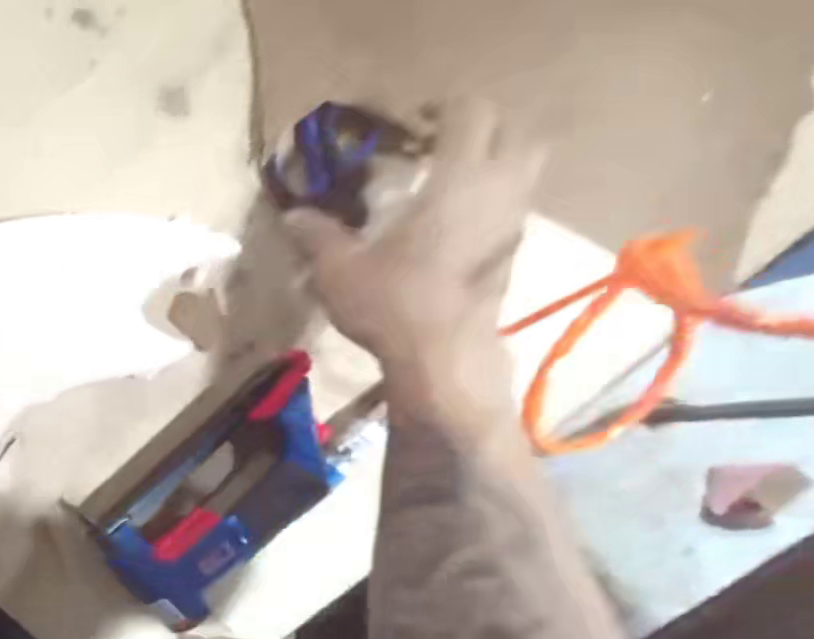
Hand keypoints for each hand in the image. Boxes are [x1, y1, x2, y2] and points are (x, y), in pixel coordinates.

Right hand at [283, 99, 545, 405]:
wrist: (440, 353)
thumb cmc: (390, 302)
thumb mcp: (338, 270)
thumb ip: (318, 236)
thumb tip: (293, 215)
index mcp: (458, 177)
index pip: (469, 113)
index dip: (441, 110)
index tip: (412, 124)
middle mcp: (499, 187)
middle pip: (513, 130)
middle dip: (481, 130)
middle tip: (438, 149)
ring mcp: (513, 220)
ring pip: (521, 168)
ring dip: (490, 166)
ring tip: (445, 188)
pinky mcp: (512, 252)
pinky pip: (511, 207)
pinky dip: (489, 203)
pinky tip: (452, 229)